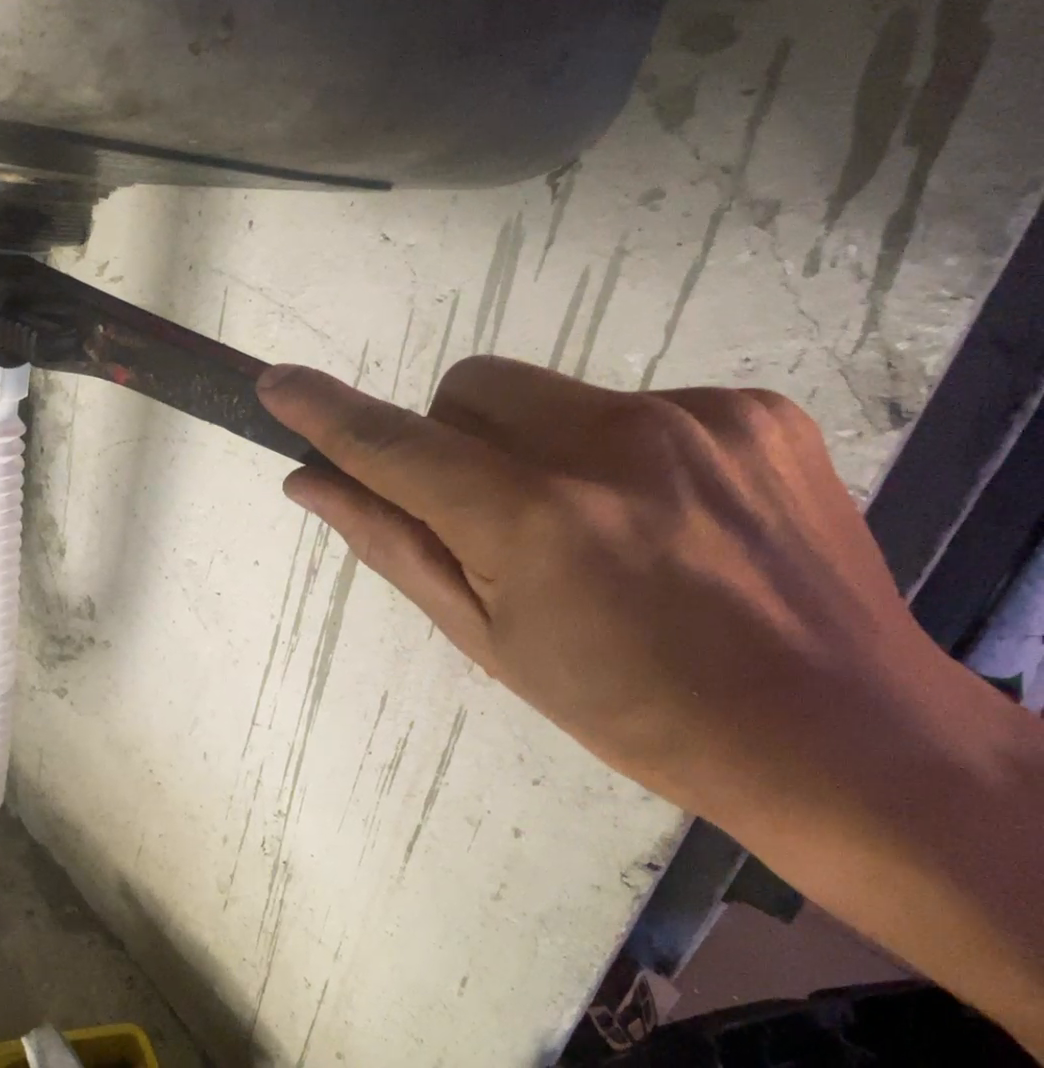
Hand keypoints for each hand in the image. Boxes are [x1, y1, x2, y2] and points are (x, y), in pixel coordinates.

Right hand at [257, 356, 959, 815]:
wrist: (839, 733)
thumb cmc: (630, 708)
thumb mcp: (488, 640)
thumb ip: (392, 545)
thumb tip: (310, 483)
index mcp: (533, 522)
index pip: (396, 445)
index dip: (327, 413)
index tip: (276, 383)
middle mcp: (609, 447)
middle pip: (469, 390)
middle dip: (450, 441)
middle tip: (489, 519)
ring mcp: (692, 418)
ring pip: (546, 393)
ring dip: (529, 444)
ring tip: (591, 525)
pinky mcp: (753, 410)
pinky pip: (632, 402)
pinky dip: (613, 450)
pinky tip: (663, 519)